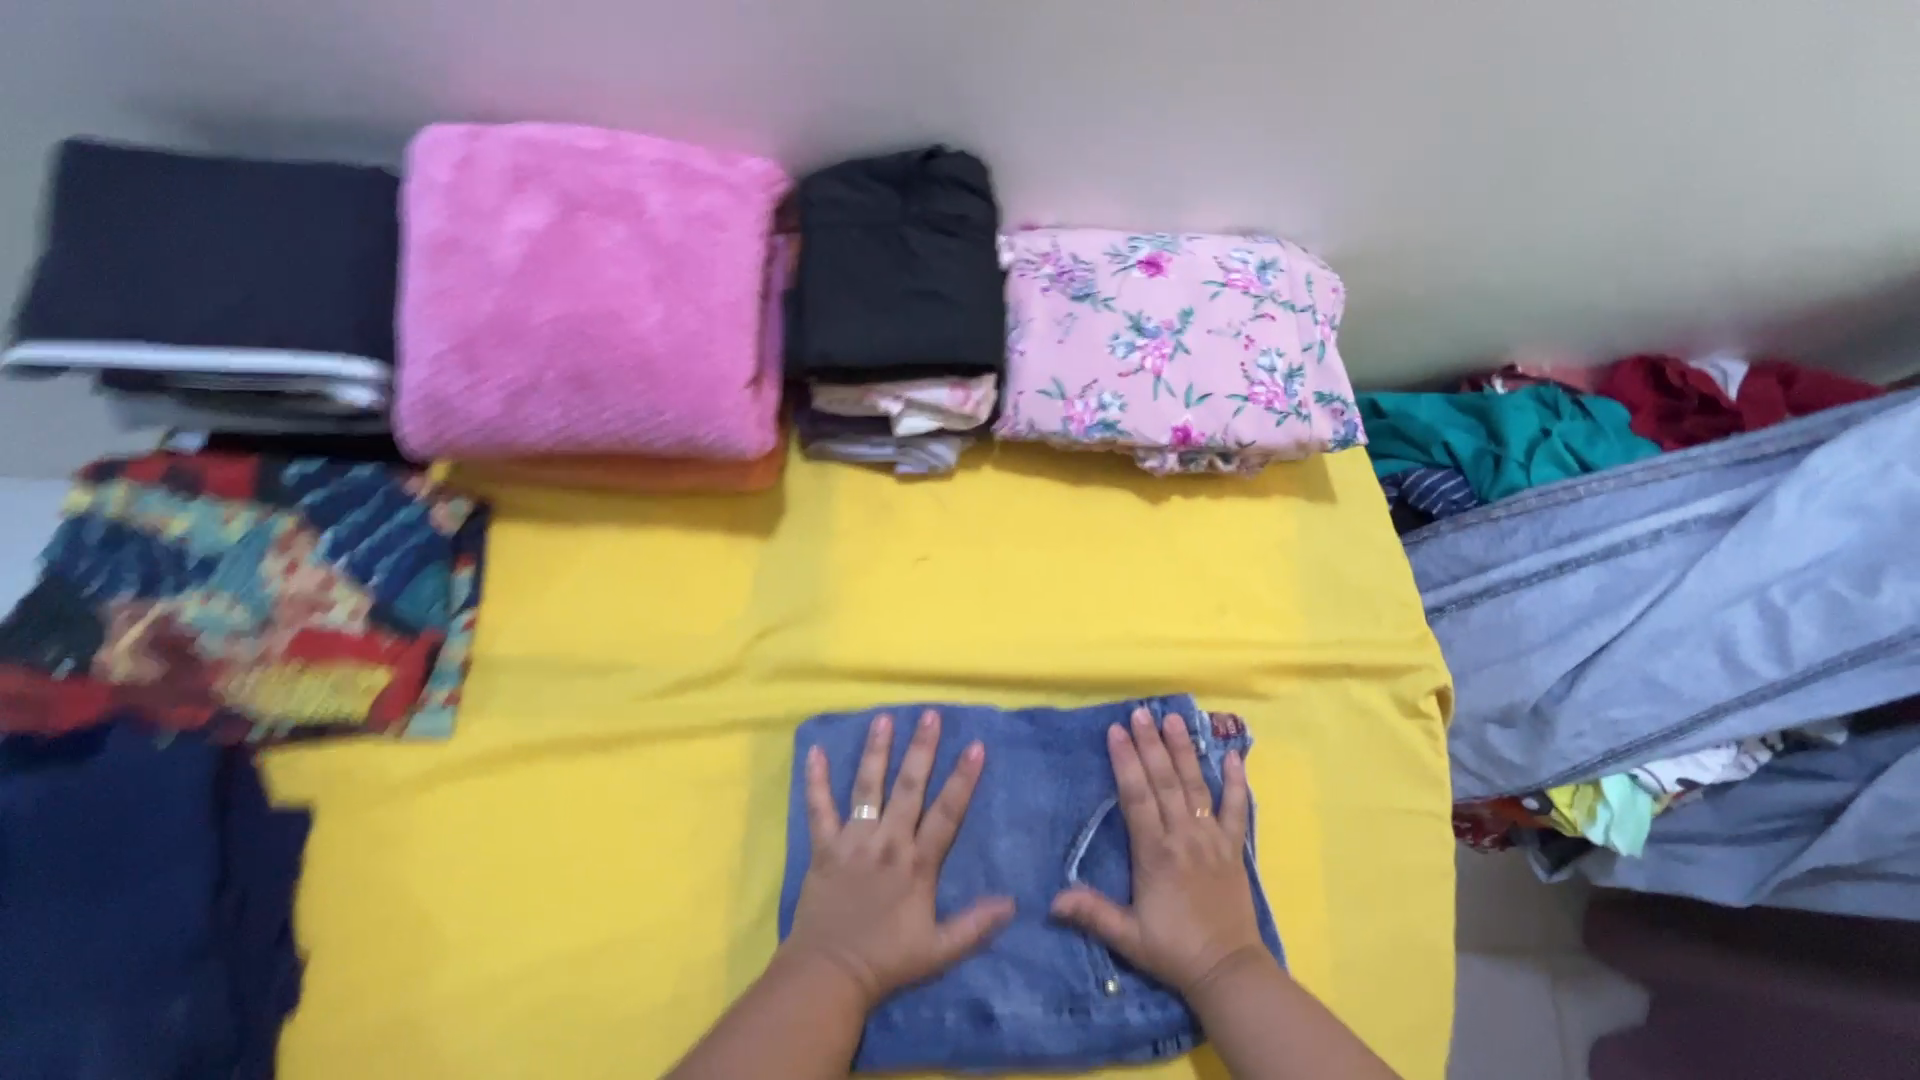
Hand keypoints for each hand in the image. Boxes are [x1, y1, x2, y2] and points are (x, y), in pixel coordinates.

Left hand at [782, 709, 1015, 1008]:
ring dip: (876, 752)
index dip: (963, 779)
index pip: (947, 814)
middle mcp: (888, 842)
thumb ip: (975, 925)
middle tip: (930, 715)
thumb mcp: (940, 950)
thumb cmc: (887, 961)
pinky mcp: (824, 847)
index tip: (976, 747)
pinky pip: (819, 808)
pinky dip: (816, 780)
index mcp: (918, 864)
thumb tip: (1012, 903)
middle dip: (922, 749)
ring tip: (884, 719)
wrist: (828, 974)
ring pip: (867, 788)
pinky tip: (816, 752)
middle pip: (909, 788)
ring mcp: (853, 841)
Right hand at [1051, 707, 1269, 996]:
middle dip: (1151, 745)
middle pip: (1165, 782)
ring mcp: (1213, 840)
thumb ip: (1092, 913)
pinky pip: (1237, 809)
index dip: (1126, 762)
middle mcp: (1184, 837)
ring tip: (1175, 720)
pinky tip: (1232, 755)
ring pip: (1196, 787)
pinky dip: (1236, 781)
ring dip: (1184, 751)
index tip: (1116, 732)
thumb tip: (1052, 900)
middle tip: (1141, 713)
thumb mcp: (1127, 936)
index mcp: (1156, 853)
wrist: (1228, 970)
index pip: (1137, 797)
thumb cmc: (1173, 950)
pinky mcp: (1235, 848)